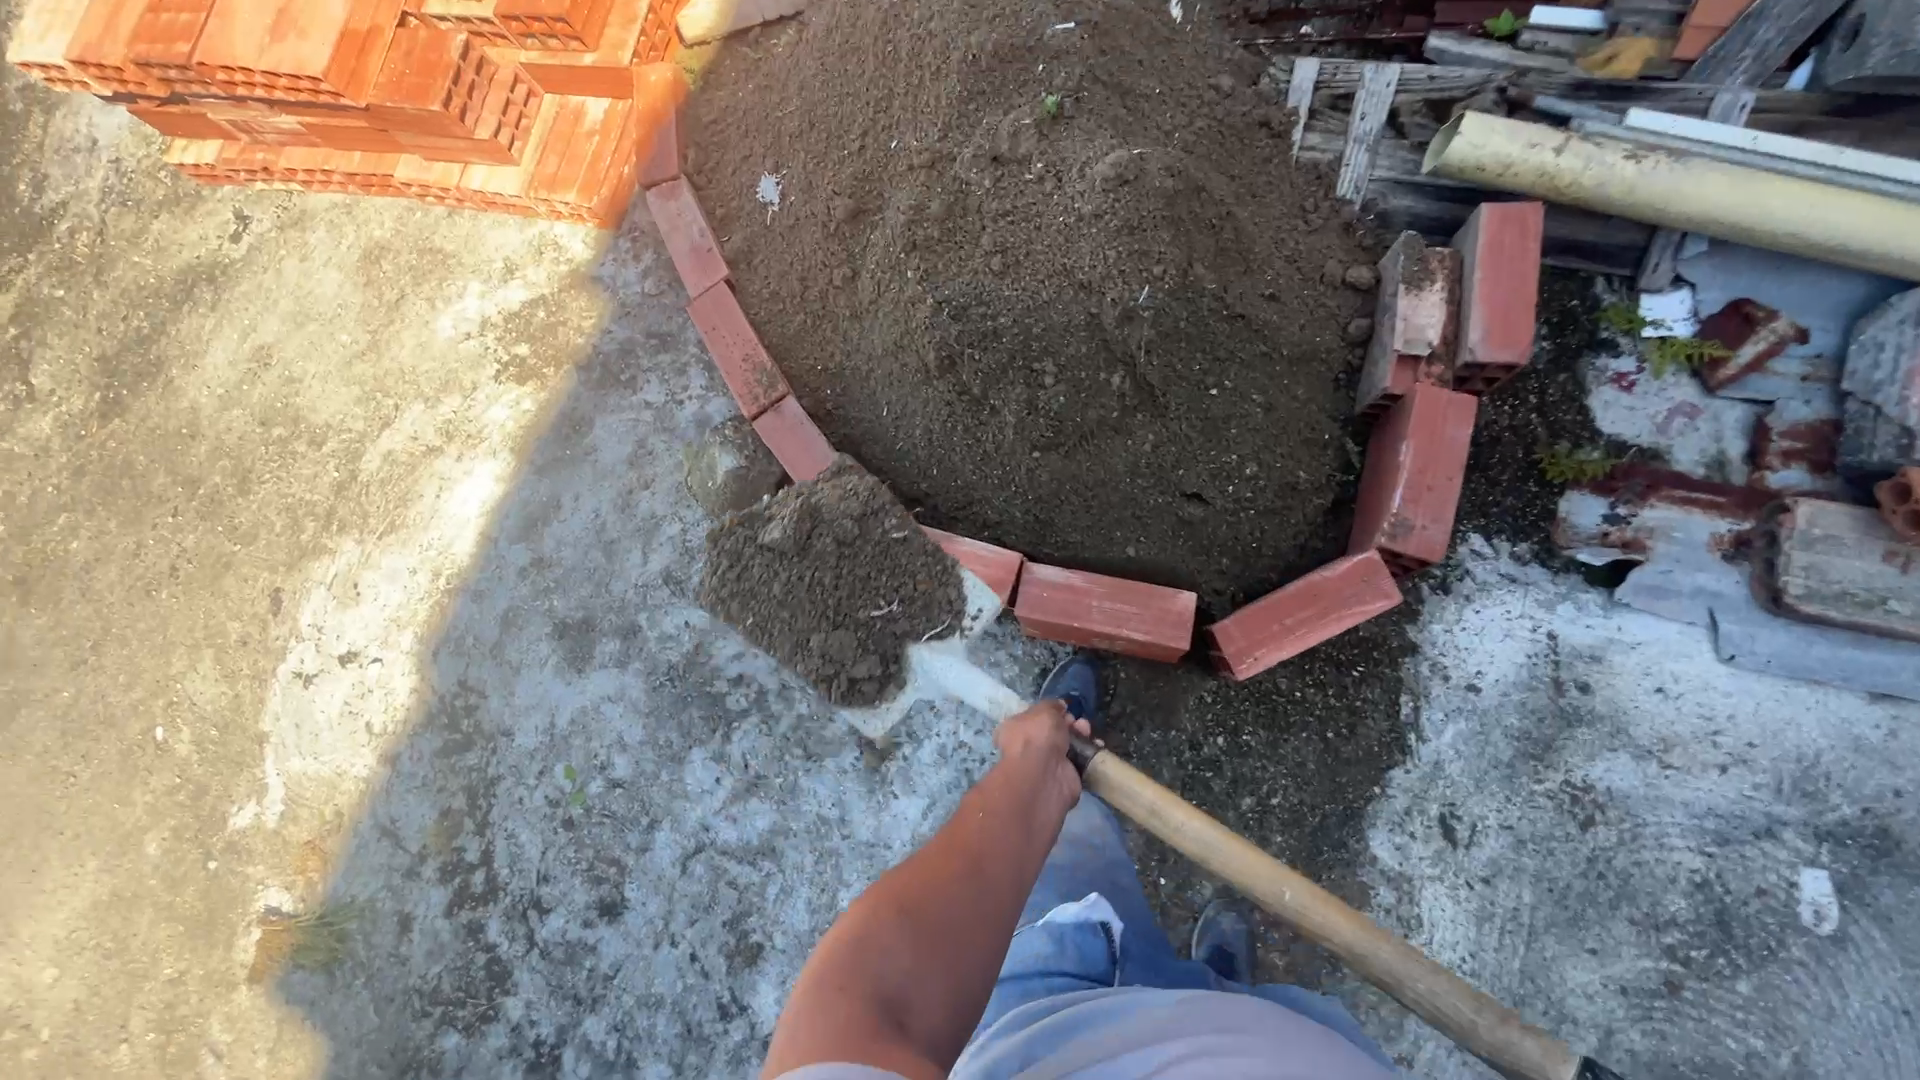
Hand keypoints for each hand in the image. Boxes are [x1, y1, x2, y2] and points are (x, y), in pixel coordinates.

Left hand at [993, 700, 1093, 815]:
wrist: (1045, 774)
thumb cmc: (1037, 736)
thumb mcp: (1044, 710)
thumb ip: (1052, 706)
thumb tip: (1060, 707)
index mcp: (1017, 730)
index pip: (1035, 719)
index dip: (1051, 712)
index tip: (1065, 709)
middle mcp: (1030, 747)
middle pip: (1055, 732)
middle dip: (1070, 724)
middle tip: (1079, 722)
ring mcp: (1048, 764)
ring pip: (1069, 746)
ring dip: (1081, 736)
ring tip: (1087, 731)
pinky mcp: (1065, 777)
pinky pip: (1081, 761)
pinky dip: (1090, 753)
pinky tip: (1096, 744)